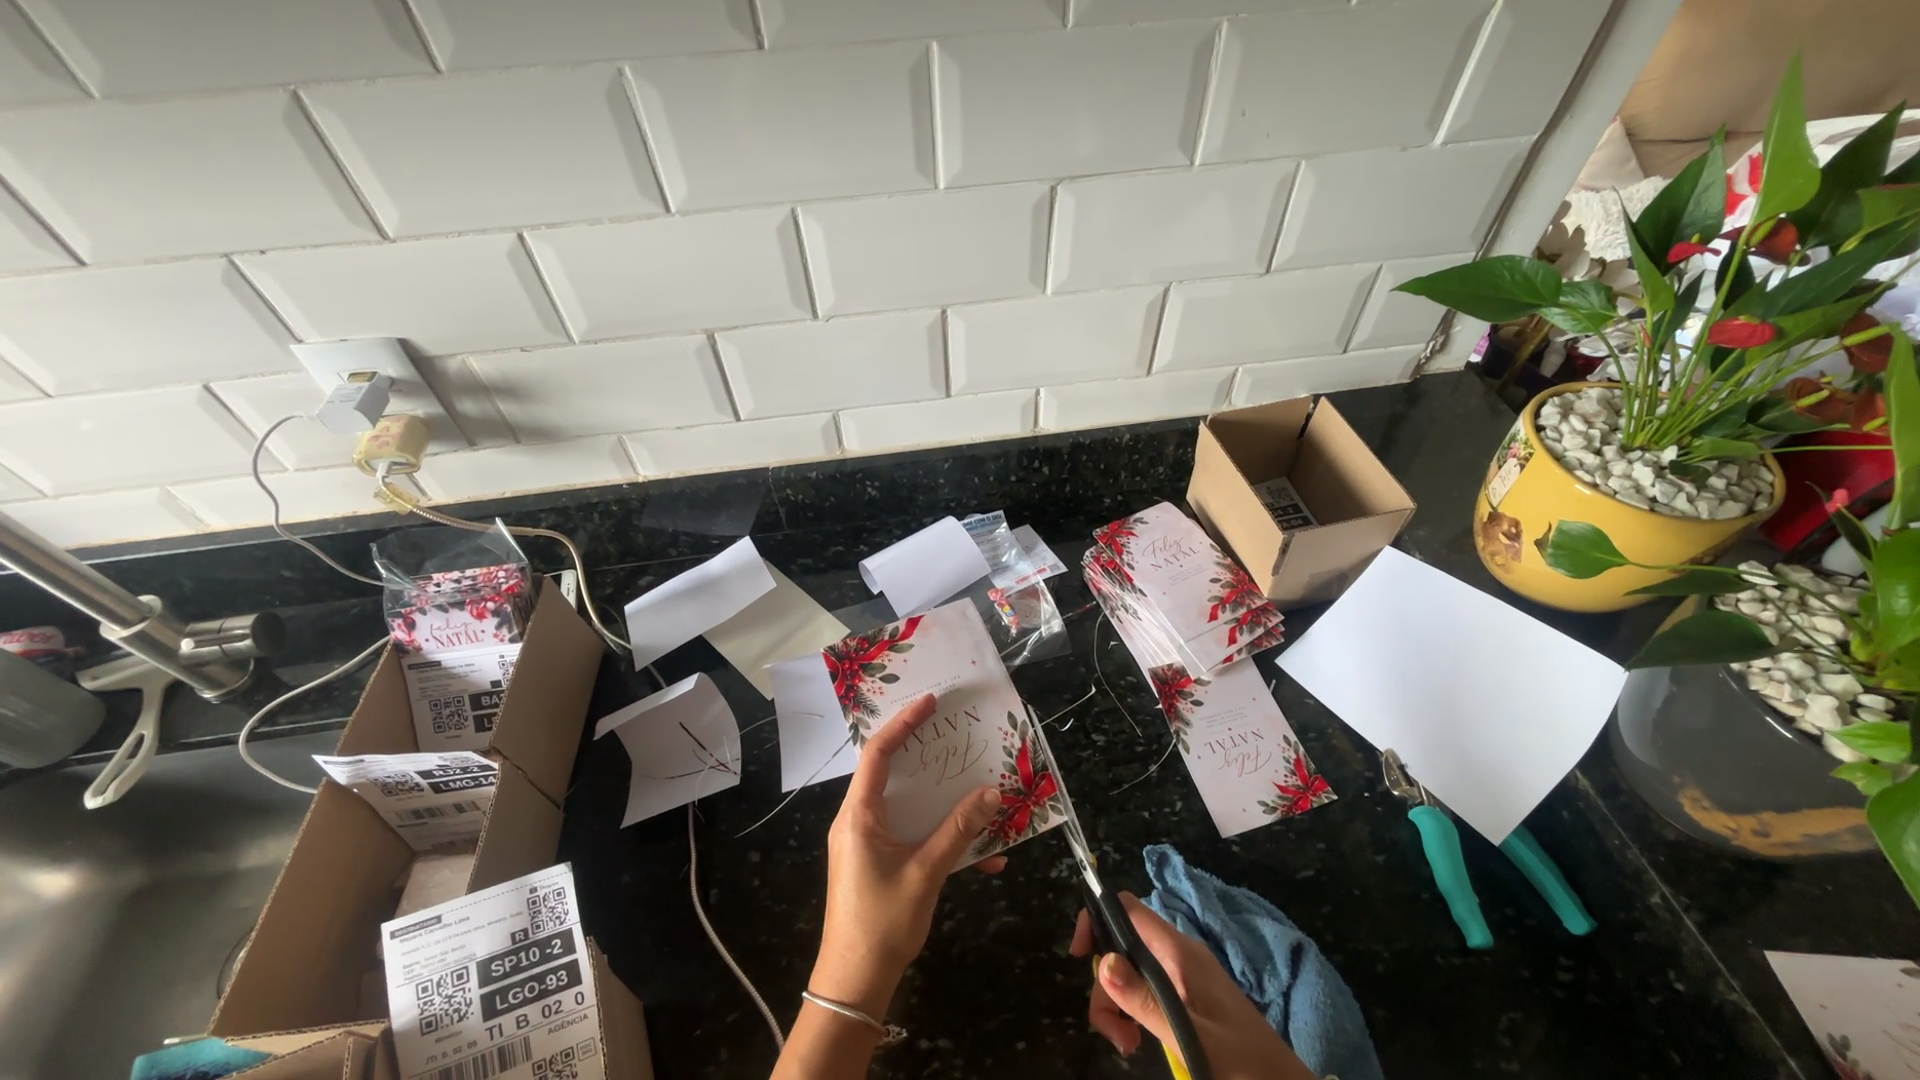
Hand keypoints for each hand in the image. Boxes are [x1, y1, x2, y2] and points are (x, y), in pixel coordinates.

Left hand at [810, 694, 1004, 1017]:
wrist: (854, 983)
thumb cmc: (883, 923)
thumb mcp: (925, 872)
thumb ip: (958, 831)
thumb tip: (993, 794)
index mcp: (859, 815)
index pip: (878, 754)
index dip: (903, 724)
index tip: (930, 702)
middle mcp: (858, 821)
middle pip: (893, 774)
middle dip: (928, 756)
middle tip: (957, 734)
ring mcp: (867, 843)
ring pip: (908, 806)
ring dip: (943, 802)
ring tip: (978, 788)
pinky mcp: (877, 863)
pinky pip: (912, 836)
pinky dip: (942, 839)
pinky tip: (983, 859)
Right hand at [1071, 893, 1315, 1079]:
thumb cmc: (1243, 1061)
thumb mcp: (1190, 1036)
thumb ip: (1145, 1001)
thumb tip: (1103, 962)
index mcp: (1179, 951)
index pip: (1127, 908)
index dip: (1096, 919)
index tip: (1078, 956)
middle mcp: (1177, 953)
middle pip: (1121, 947)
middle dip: (1105, 983)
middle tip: (1114, 1034)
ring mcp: (1182, 974)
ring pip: (1129, 970)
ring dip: (1117, 1003)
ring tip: (1128, 1045)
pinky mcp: (1186, 995)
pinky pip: (1145, 988)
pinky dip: (1133, 1009)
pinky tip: (1138, 1038)